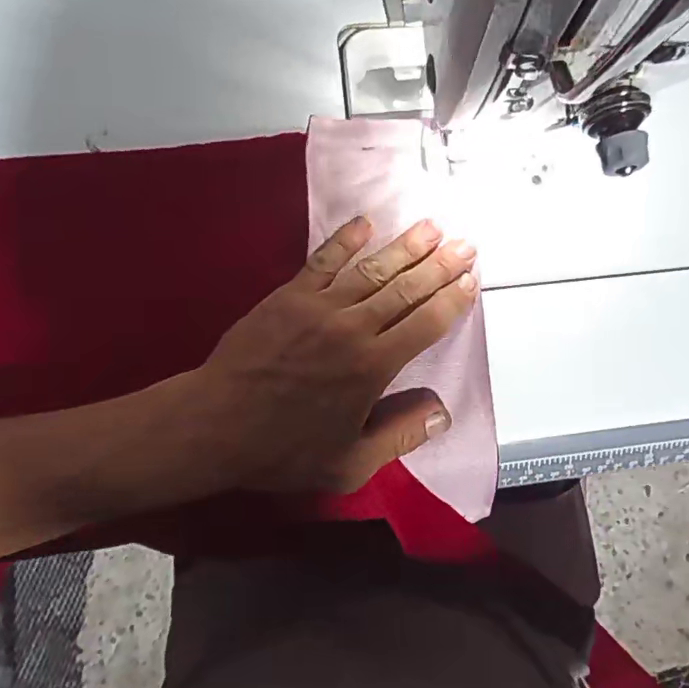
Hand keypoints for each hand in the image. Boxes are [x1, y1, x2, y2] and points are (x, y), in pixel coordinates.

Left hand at [192, 216, 479, 493]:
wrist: (218, 423)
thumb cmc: (283, 449)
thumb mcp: (349, 464)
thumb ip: (399, 436)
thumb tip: (441, 411)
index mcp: (372, 367)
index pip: (425, 324)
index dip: (452, 300)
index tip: (470, 279)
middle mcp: (353, 328)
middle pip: (406, 289)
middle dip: (439, 265)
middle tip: (465, 244)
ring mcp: (319, 306)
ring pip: (372, 270)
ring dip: (404, 247)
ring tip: (431, 227)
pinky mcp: (289, 296)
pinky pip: (323, 260)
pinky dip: (345, 240)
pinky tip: (365, 223)